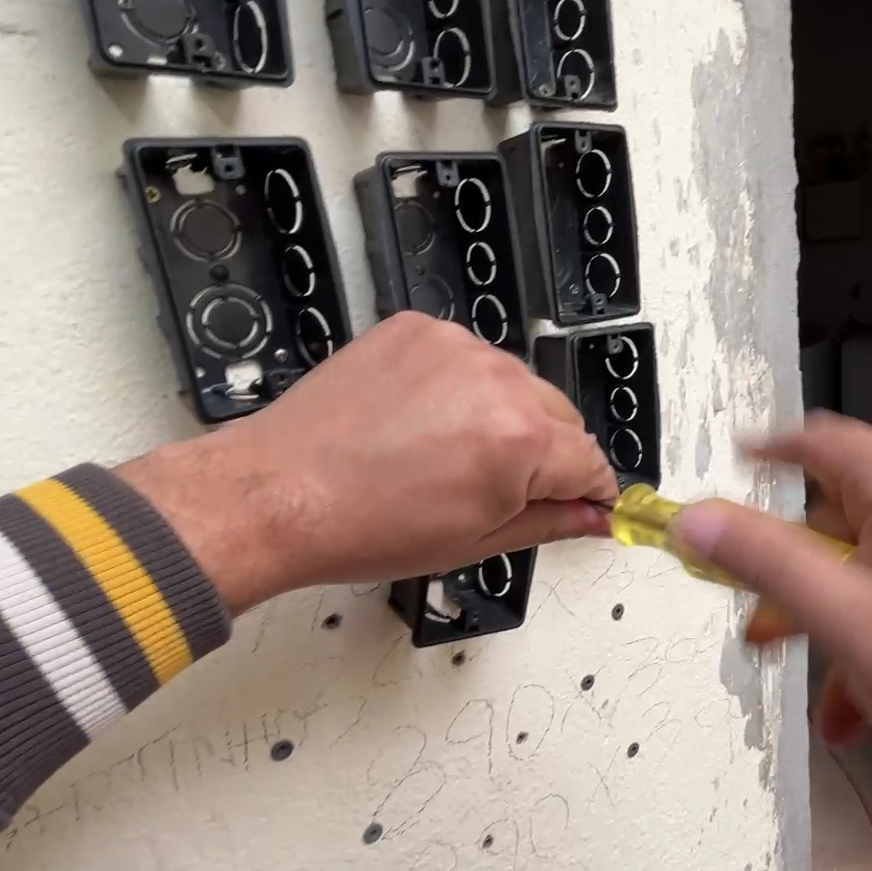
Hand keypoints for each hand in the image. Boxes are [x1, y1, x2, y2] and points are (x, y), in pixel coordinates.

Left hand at [120, 312, 617, 613]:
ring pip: (519, 384)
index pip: (592, 460)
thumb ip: (552, 521)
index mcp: (519, 442)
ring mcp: (457, 347)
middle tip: (504, 485)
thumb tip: (594, 515)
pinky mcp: (421, 330)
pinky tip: (428, 419)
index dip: (592, 489)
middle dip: (550, 454)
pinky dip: (464, 386)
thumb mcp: (476, 540)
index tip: (585, 498)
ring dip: (508, 415)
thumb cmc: (363, 525)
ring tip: (454, 451)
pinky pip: (472, 357)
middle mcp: (498, 381)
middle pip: (563, 417)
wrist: (277, 492)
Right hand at [671, 413, 871, 799]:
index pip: (818, 441)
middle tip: (769, 619)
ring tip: (832, 687)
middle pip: (846, 509)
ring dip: (845, 614)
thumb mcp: (849, 622)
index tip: (735, 468)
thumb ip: (765, 563)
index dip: (765, 453)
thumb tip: (700, 519)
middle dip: (801, 568)